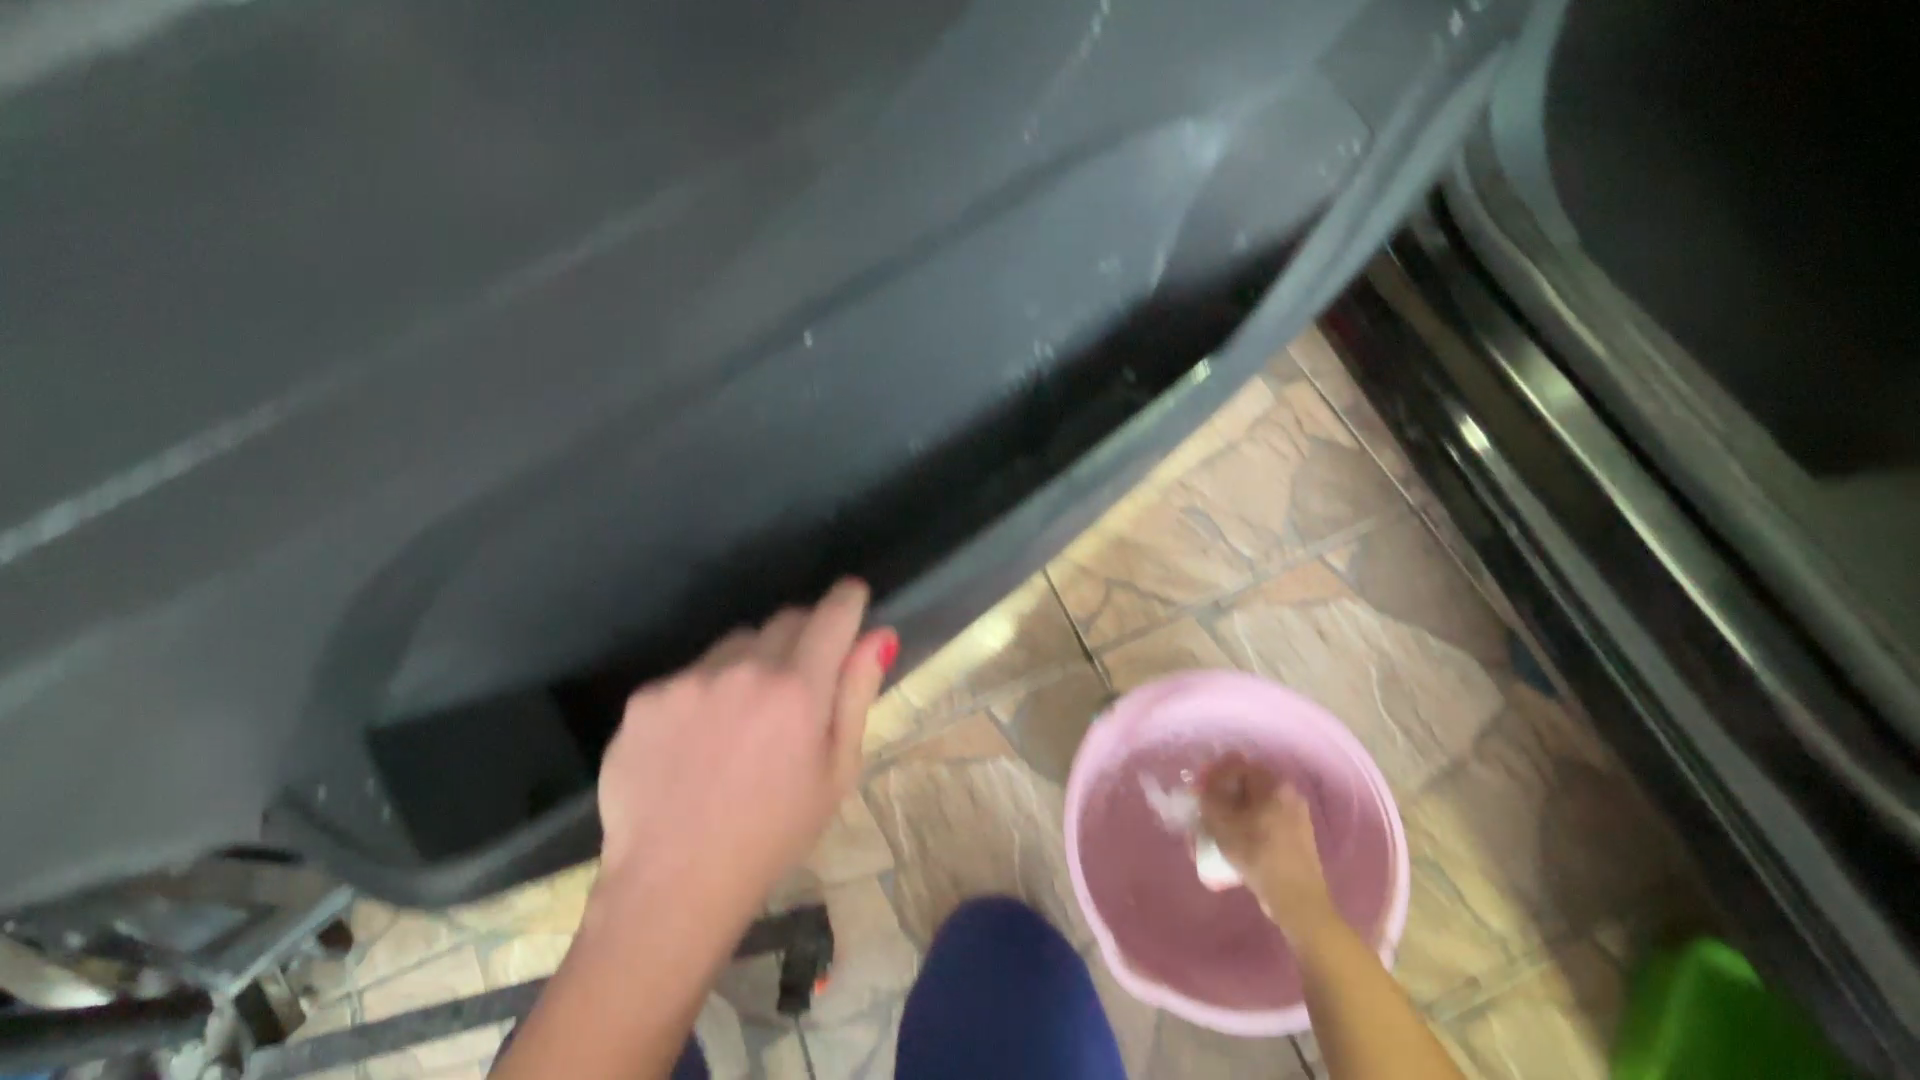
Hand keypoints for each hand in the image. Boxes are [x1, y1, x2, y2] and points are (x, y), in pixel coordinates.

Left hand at [592, 579, 897, 927]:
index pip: (832, 614)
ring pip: (733, 646)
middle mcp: (742, 669)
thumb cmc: (773, 835)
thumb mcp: (836, 774)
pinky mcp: (645, 699)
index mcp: (797, 690)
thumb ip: (856, 696)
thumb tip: (877, 636)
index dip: (847, 601)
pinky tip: (696, 744)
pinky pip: (688, 677)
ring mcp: (687, 681)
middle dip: (802, 638)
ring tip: (741, 723)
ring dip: (749, 665)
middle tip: (798, 686)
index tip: (852, 601)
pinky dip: (702, 695)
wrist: (674, 883)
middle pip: (784, 621)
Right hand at [1199, 753, 1336, 940]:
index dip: (1213, 774)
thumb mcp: (1223, 823)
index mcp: (1274, 784)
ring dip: (1234, 813)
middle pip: (1247, 785)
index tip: (1198, 792)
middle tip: (1205, 812)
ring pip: (1256, 805)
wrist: (1296, 898)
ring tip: (1217, 831)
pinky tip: (1236, 844)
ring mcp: (1296, 816)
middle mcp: (1289, 793)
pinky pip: (1266, 822)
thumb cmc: (1257, 853)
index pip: (1237, 765)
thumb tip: (1204, 785)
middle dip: (1222, 795)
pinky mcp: (1297, 837)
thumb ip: (1209, 797)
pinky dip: (1248, 827)